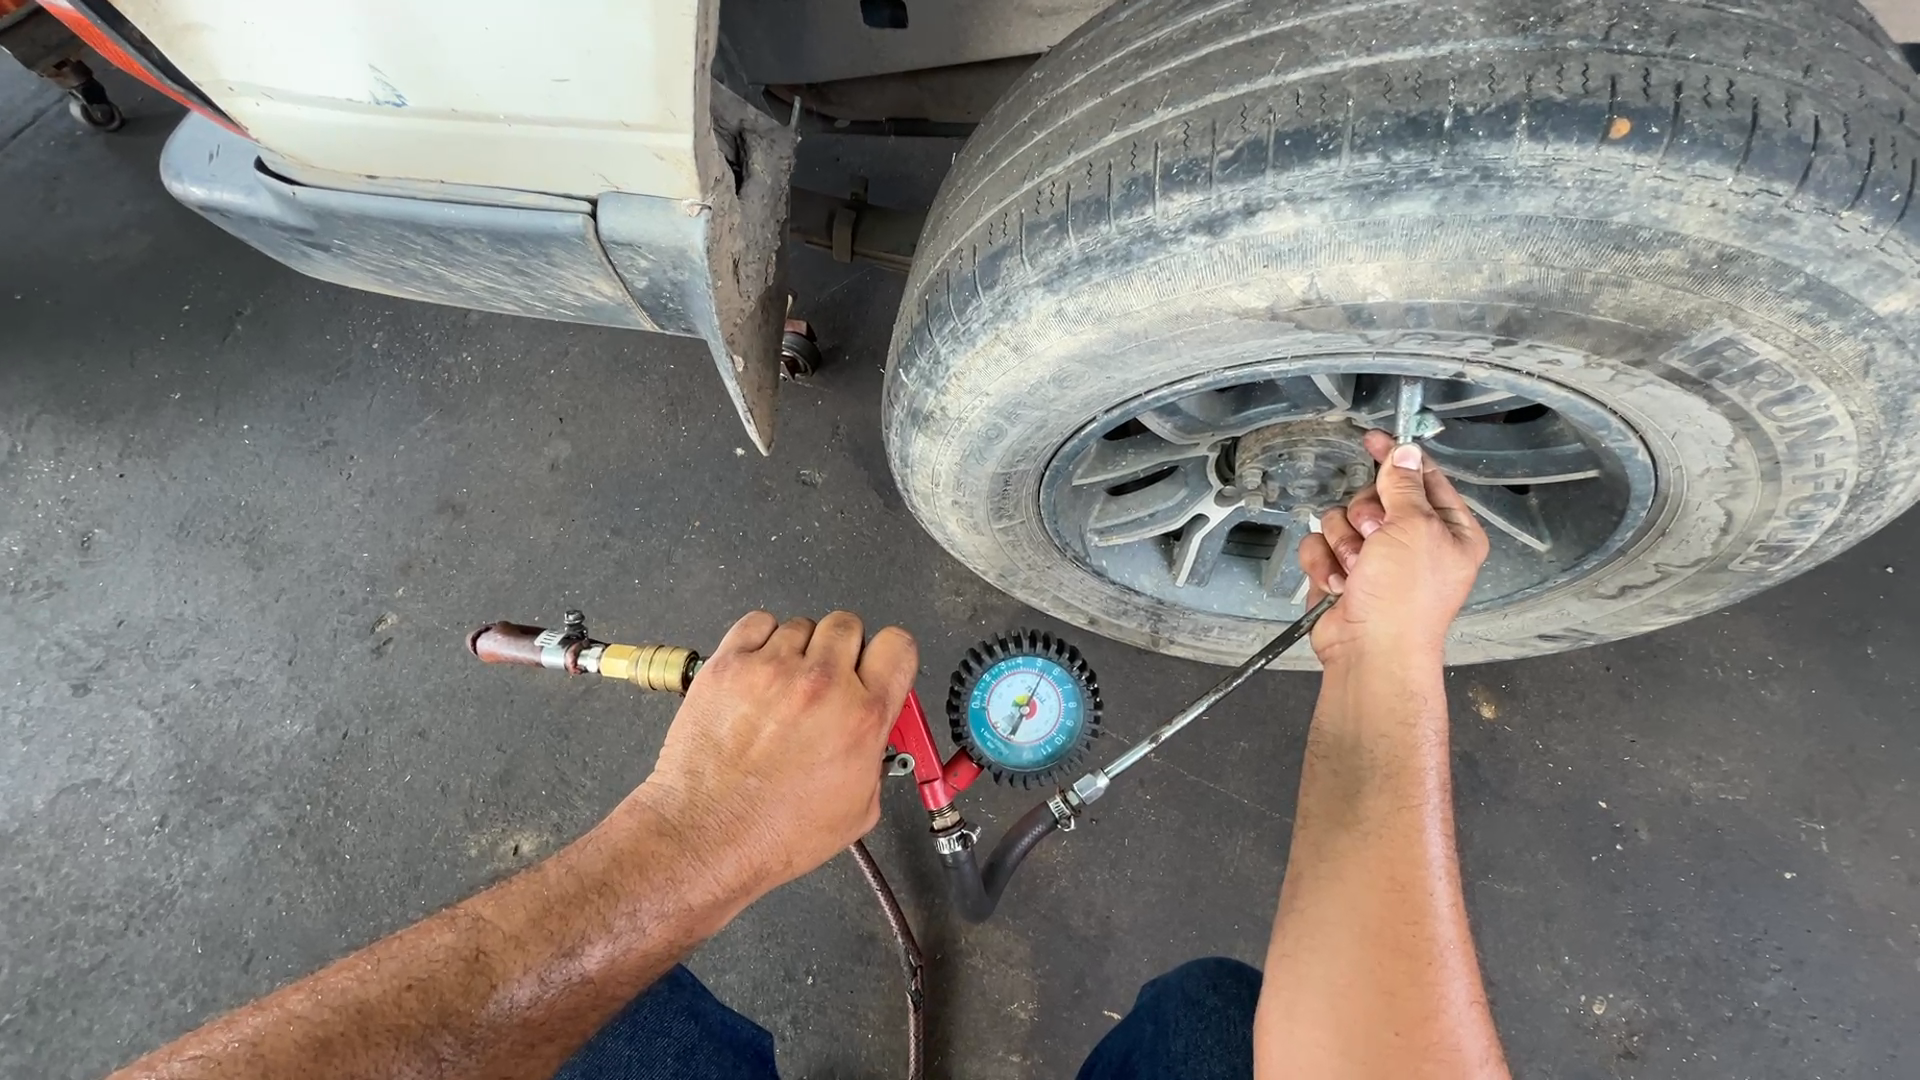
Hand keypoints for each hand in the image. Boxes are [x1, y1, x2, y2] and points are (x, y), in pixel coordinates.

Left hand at [620, 611, 917, 902]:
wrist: (706, 837)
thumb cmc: (775, 833)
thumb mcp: (860, 808)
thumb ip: (877, 754)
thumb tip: (876, 727)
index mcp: (863, 717)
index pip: (897, 645)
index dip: (888, 653)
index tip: (876, 664)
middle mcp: (823, 684)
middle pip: (847, 624)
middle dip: (840, 649)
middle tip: (825, 679)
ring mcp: (774, 670)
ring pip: (801, 625)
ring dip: (798, 649)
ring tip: (783, 686)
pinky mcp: (730, 665)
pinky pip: (757, 622)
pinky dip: (760, 640)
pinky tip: (758, 670)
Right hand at [1298, 432, 1489, 665]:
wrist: (1369, 649)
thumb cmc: (1405, 596)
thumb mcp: (1414, 528)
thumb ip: (1405, 486)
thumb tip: (1405, 452)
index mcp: (1448, 530)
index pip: (1421, 479)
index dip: (1397, 458)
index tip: (1374, 440)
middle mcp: (1411, 542)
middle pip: (1372, 498)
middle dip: (1364, 516)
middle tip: (1374, 536)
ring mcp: (1373, 559)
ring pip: (1339, 521)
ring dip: (1342, 543)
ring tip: (1355, 569)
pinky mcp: (1339, 573)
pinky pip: (1318, 546)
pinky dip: (1322, 564)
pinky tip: (1337, 583)